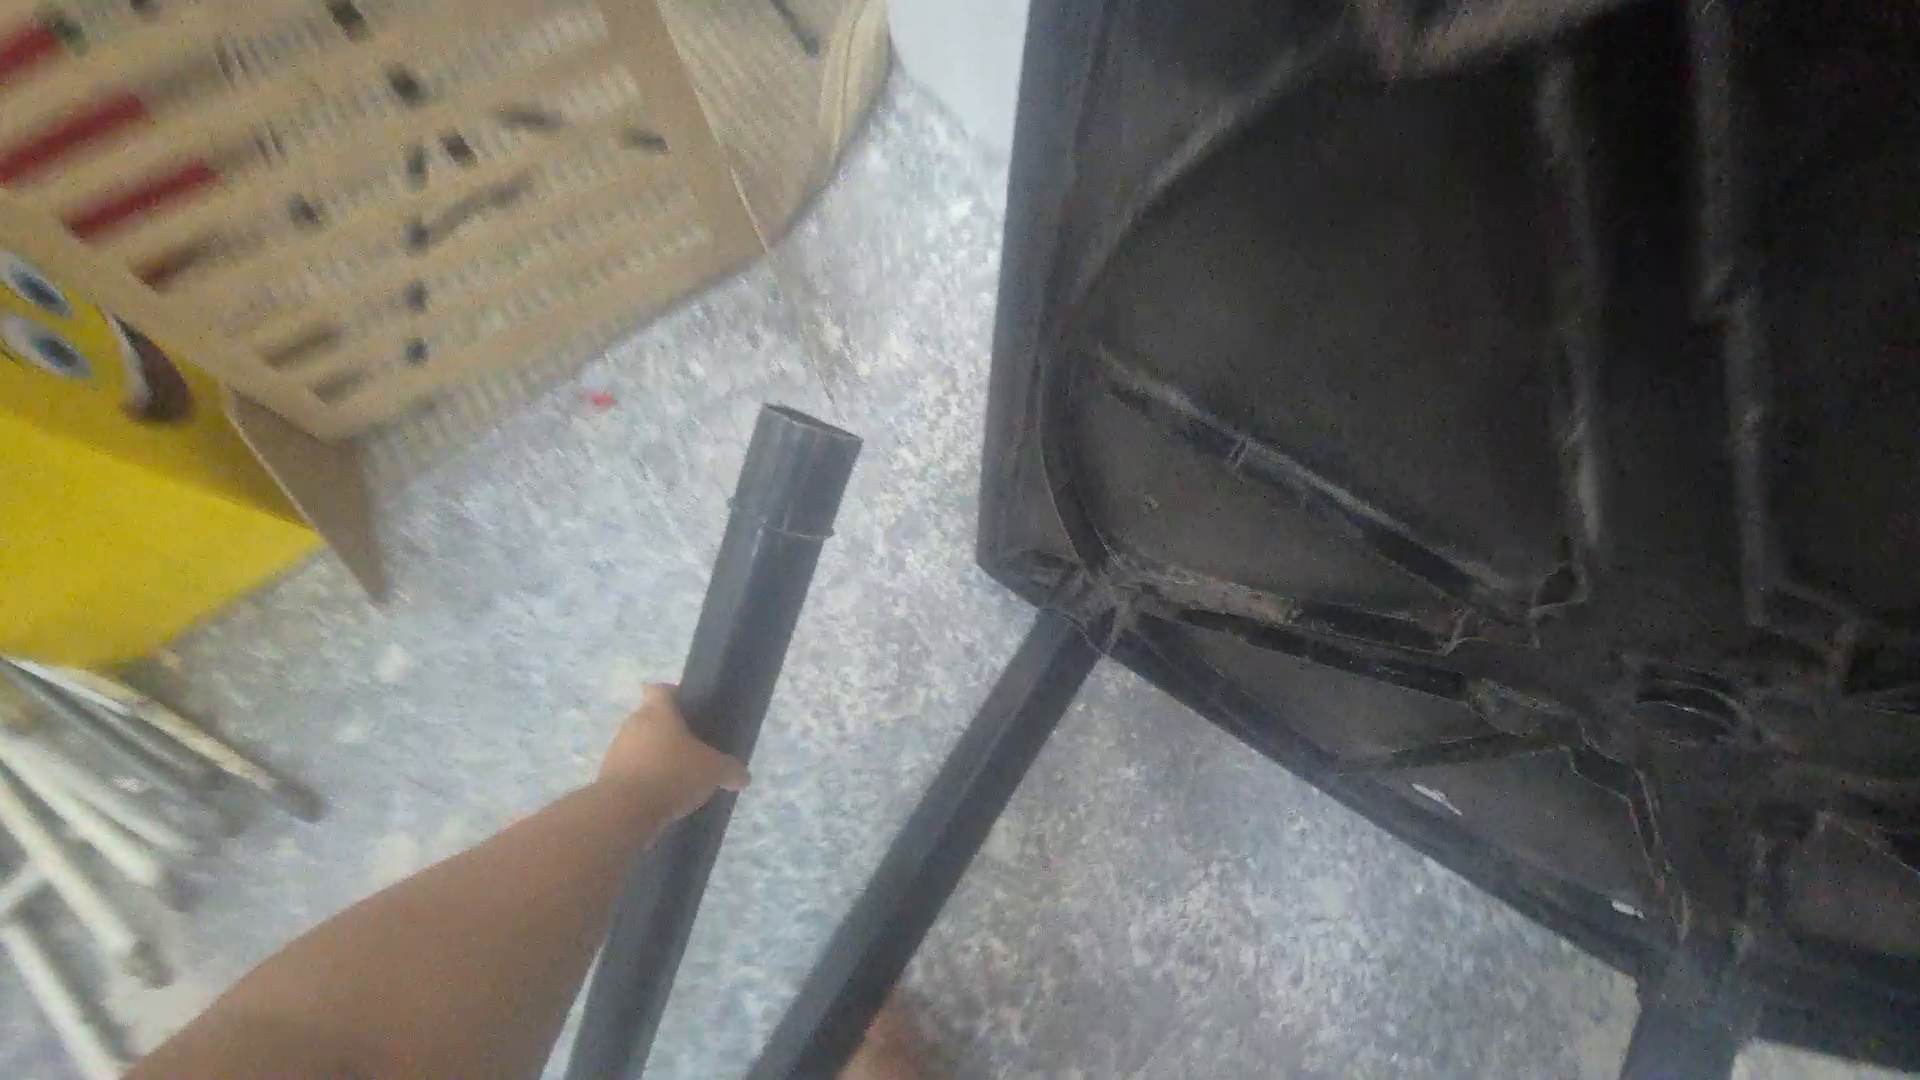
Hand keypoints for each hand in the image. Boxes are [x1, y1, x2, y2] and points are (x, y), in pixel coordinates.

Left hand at [598, 684, 748, 820]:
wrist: (624, 812)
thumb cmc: (672, 774)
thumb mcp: (714, 771)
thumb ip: (730, 770)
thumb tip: (743, 776)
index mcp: (658, 712)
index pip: (660, 689)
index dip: (673, 694)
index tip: (686, 706)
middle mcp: (632, 725)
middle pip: (649, 718)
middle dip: (667, 731)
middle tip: (690, 746)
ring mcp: (615, 752)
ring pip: (638, 746)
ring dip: (654, 757)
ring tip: (676, 775)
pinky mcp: (606, 779)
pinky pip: (629, 771)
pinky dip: (643, 779)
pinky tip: (661, 796)